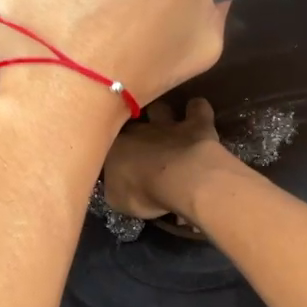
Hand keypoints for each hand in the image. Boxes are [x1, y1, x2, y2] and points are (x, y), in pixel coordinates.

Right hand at [103, 97, 236, 219]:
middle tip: (139, 143)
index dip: (112, 149)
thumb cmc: (144, 193)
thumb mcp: (117, 199)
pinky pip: (198, 108)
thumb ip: (114, 186)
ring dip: (162, 113)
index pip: (108, 142)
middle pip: (133, 124)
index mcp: (116, 147)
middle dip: (135, 130)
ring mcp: (169, 124)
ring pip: (160, 108)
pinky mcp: (197, 124)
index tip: (116, 160)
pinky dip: (197, 109)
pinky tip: (198, 114)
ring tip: (164, 123)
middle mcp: (139, 130)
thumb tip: (116, 182)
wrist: (182, 180)